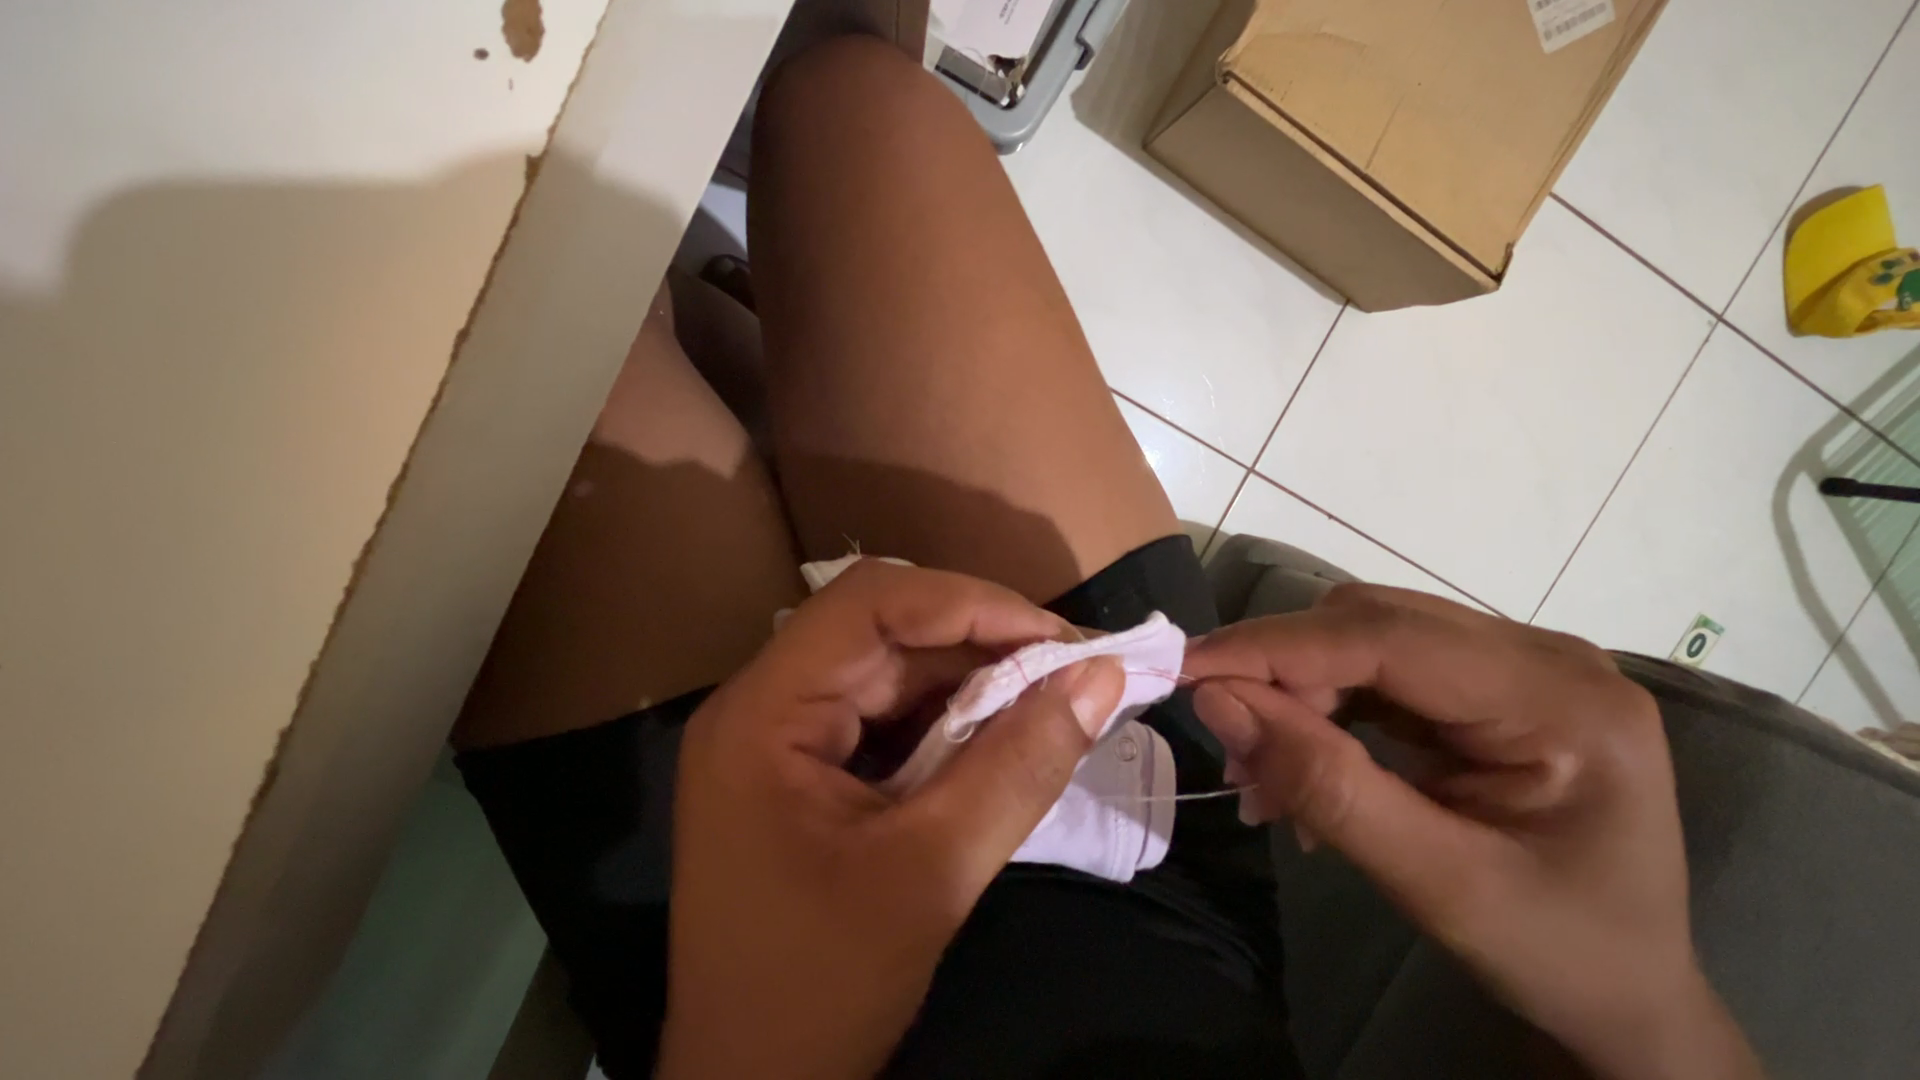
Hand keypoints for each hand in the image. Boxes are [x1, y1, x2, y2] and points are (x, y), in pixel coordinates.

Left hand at [657, 560, 1123, 1079]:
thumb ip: (1019, 767)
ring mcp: (777, 737)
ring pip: (888, 668)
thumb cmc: (824, 986)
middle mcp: (760, 706)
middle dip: (980, 639)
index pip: (869, 605)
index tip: (1058, 637)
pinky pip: (883, 714)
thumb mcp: (932, 873)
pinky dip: (947, 716)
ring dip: (971, 677)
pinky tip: (1001, 731)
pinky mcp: (801, 768)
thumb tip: (1099, 677)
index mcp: (762, 715)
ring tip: (1052, 693)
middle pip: (879, 628)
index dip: (969, 603)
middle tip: (1071, 665)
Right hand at [1184, 585, 1761, 1079]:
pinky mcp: (1487, 682)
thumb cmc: (1553, 951)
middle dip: (1283, 675)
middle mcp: (1544, 657)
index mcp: (1562, 702)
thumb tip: (1216, 701)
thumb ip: (1325, 786)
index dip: (1276, 647)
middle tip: (1231, 752)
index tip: (1186, 671)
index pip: (1389, 638)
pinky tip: (1303, 762)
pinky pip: (1377, 668)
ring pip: (1364, 638)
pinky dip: (1323, 707)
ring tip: (1262, 775)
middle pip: (1372, 624)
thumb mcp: (1435, 884)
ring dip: (1296, 692)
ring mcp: (1517, 664)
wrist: (1626, 991)